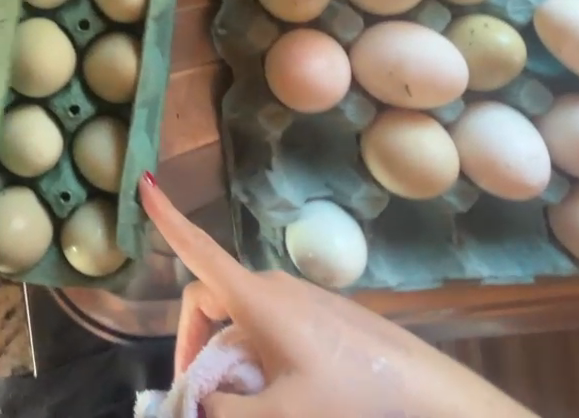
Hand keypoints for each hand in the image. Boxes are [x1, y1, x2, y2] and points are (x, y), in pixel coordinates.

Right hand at [141, 176, 533, 417]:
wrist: (436, 402)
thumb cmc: (351, 402)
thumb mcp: (279, 417)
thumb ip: (224, 412)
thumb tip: (201, 404)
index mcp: (255, 300)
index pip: (197, 250)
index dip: (166, 219)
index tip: (142, 183)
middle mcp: (273, 288)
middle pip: (212, 302)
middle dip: (194, 346)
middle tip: (200, 401)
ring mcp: (303, 301)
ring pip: (243, 321)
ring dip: (229, 360)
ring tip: (250, 408)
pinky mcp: (326, 318)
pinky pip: (273, 329)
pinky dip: (259, 360)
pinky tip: (286, 399)